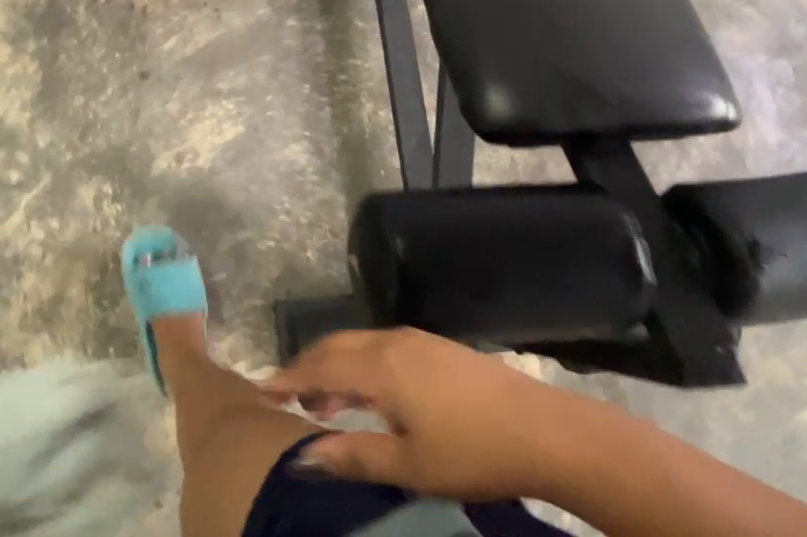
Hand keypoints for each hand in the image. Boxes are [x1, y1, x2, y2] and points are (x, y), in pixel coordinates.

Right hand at [261, 328, 581, 499]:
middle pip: (337, 346)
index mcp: (381, 366)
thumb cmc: (472, 451)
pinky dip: (362, 366)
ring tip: (325, 404)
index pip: (320, 365)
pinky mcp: (440, 350)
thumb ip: (354, 455)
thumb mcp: (409, 464)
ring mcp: (420, 342)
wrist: (545, 431)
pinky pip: (383, 349)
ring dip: (336, 368)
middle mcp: (394, 342)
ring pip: (361, 346)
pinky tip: (371, 397)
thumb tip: (303, 456)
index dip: (288, 378)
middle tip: (288, 397)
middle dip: (308, 368)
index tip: (261, 391)